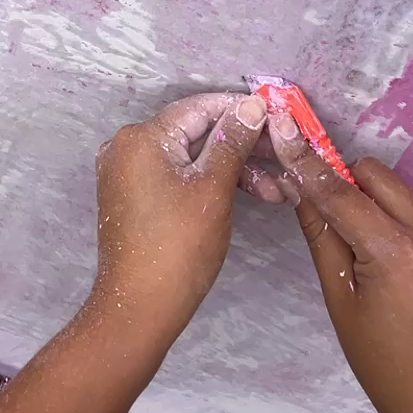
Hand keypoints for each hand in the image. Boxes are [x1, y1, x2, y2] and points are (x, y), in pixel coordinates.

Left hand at [90, 93, 268, 336]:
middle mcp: (128, 146)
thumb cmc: (179, 247)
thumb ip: (233, 141)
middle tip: (283, 160)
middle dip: (242, 146)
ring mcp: (128, 171)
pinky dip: (208, 182)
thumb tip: (252, 104)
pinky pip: (177, 174)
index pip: (199, 108)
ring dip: (231, 169)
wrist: (139, 309)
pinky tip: (246, 195)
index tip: (279, 117)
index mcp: (142, 137)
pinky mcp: (134, 194)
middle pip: (195, 132)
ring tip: (276, 192)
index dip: (241, 110)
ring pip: (190, 156)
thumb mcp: (214, 189)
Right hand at [268, 115, 412, 412]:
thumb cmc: (386, 365)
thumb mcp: (340, 301)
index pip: (341, 192)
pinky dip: (394, 219)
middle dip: (344, 179)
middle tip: (325, 208)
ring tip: (359, 242)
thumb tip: (299, 187)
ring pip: (398, 191)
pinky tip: (387, 257)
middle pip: (375, 173)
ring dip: (370, 199)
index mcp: (397, 254)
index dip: (307, 162)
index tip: (284, 132)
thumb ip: (321, 235)